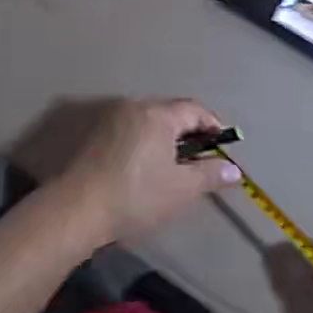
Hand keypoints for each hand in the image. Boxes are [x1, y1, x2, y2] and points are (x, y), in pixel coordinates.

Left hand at [48, 98, 241, 245]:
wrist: (78, 206)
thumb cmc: (136, 196)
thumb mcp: (181, 190)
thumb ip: (210, 175)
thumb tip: (234, 169)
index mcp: (157, 114)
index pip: (193, 109)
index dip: (212, 124)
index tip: (221, 145)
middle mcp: (134, 106)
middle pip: (170, 111)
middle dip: (188, 130)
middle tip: (200, 158)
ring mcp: (111, 116)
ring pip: (148, 119)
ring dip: (164, 135)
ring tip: (173, 164)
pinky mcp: (96, 131)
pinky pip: (130, 127)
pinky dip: (144, 140)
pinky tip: (144, 166)